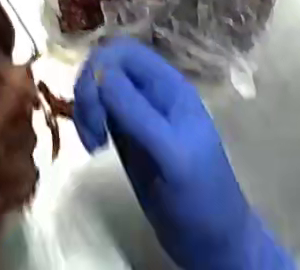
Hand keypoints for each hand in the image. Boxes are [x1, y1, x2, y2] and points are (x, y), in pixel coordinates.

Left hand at [0, 61, 36, 269]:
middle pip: (18, 107)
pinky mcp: (6, 184)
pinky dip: (17, 188)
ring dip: (16, 165)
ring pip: (27, 142)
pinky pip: (29, 173)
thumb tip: (23, 68)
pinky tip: (0, 201)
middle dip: (18, 130)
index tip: (31, 96)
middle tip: (2, 147)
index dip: (16, 79)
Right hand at [73, 41, 291, 269]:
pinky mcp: (125, 132)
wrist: (214, 247)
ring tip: (91, 141)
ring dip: (85, 105)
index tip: (94, 107)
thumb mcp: (173, 156)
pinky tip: (92, 145)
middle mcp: (151, 91)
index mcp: (170, 86)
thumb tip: (99, 73)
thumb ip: (138, 113)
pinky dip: (86, 119)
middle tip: (90, 128)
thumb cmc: (202, 199)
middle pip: (106, 63)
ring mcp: (137, 111)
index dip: (100, 68)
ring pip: (97, 83)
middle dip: (89, 88)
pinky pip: (98, 107)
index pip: (124, 52)